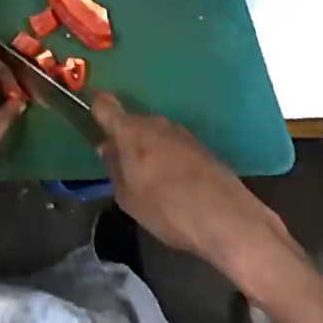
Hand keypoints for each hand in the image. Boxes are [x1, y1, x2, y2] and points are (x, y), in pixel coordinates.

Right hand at [93, 93, 307, 270]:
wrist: (228, 219)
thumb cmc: (167, 208)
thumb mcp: (128, 198)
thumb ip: (114, 168)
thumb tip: (108, 149)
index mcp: (130, 131)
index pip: (105, 104)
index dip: (97, 109)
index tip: (95, 125)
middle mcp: (155, 123)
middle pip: (131, 122)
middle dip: (126, 140)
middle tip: (126, 169)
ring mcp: (181, 132)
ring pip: (154, 134)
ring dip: (150, 150)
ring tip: (154, 183)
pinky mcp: (202, 145)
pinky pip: (175, 145)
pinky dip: (170, 158)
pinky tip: (178, 186)